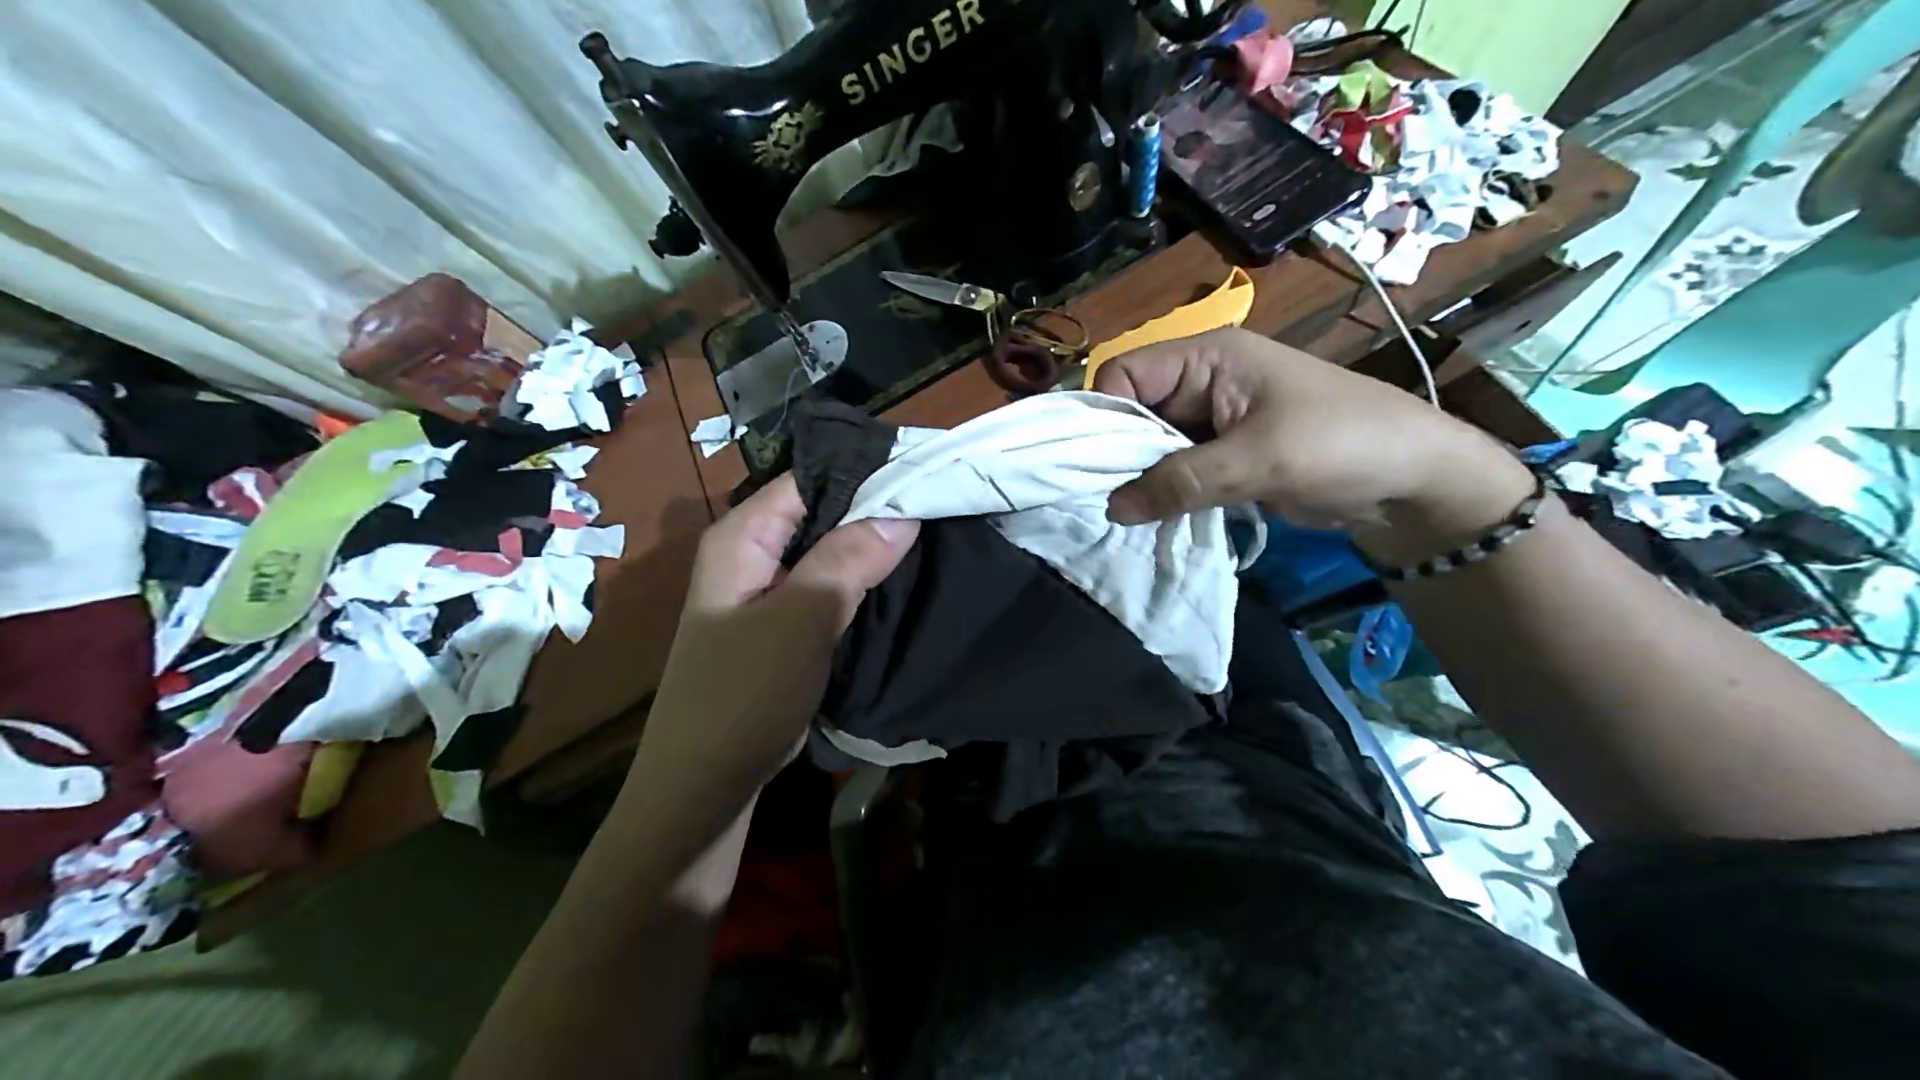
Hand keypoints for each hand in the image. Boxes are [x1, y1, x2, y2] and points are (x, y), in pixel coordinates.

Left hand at [642, 475, 918, 786]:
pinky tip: (906, 581)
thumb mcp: (799, 620)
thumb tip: (904, 512)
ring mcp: (770, 592)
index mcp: (743, 537)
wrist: (705, 785)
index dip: (866, 471)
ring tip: (936, 535)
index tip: (926, 471)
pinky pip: (832, 588)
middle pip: (823, 513)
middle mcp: (754, 554)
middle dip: (877, 510)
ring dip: (875, 548)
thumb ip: (848, 561)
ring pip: (831, 553)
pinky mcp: (787, 626)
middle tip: (942, 503)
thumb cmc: (743, 696)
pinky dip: (865, 583)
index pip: (810, 478)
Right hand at [1093, 328, 1535, 565]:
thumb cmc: (1344, 445)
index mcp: (1208, 359)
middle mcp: (1200, 384)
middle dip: (1118, 454)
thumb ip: (1181, 482)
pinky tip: (1151, 518)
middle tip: (1106, 499)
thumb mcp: (1259, 460)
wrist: (1414, 481)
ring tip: (1125, 515)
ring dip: (1139, 480)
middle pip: (1132, 412)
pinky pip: (1174, 472)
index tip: (1098, 464)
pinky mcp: (1221, 458)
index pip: (1126, 374)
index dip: (1105, 415)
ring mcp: (1211, 422)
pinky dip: (1161, 494)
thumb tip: (1112, 507)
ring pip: (1150, 447)